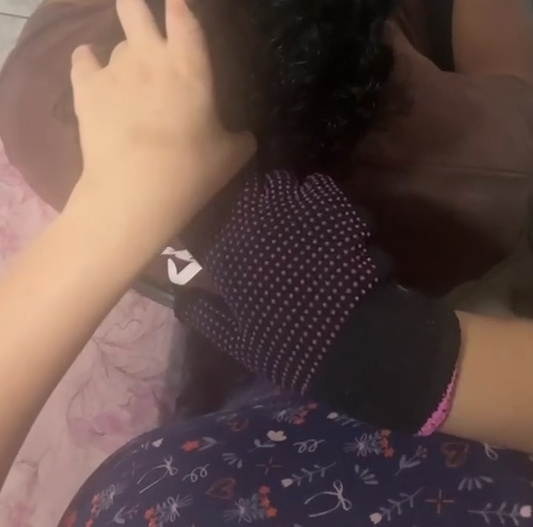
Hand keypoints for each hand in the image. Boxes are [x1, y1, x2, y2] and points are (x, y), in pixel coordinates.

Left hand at [65, 0, 255, 253]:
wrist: (132, 194)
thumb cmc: (191, 170)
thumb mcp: (231, 150)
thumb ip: (235, 129)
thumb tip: (239, 130)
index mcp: (190, 61)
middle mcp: (149, 53)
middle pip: (134, 4)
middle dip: (133, 2)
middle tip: (138, 19)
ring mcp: (113, 67)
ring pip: (113, 41)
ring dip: (120, 52)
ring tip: (122, 81)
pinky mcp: (85, 87)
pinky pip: (83, 60)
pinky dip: (88, 67)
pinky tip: (92, 81)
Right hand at [176, 170, 462, 432]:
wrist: (348, 347)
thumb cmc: (286, 344)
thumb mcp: (235, 339)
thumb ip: (204, 313)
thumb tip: (179, 298)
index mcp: (236, 242)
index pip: (233, 204)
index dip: (245, 212)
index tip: (251, 224)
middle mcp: (270, 216)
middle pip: (274, 184)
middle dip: (280, 198)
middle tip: (289, 222)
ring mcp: (312, 211)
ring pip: (312, 187)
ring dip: (314, 202)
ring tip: (323, 226)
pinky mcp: (349, 217)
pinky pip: (346, 204)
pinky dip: (349, 216)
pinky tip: (353, 237)